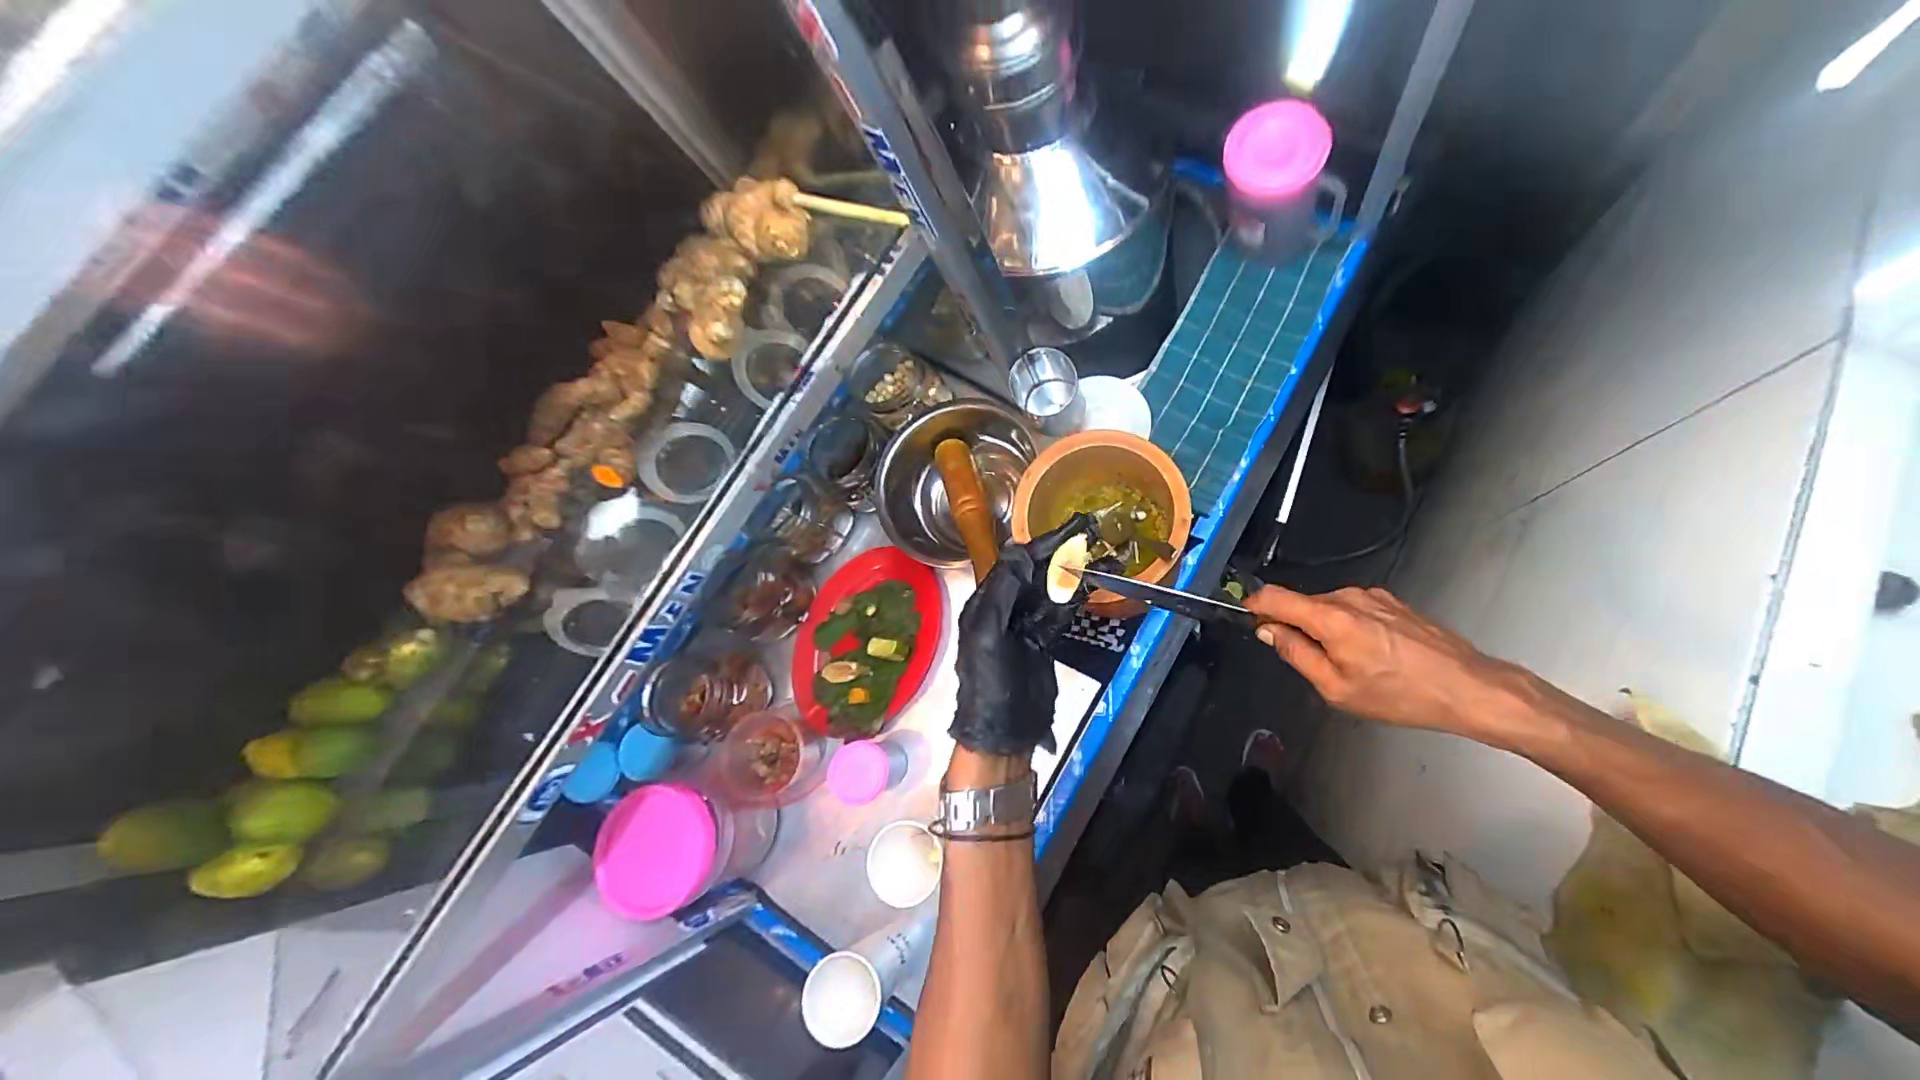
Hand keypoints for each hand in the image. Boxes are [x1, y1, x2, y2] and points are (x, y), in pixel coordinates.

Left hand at [950, 515, 1090, 757]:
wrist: (1004, 729)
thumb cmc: (990, 682)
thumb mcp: (989, 635)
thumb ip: (1002, 592)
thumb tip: (1017, 550)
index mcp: (986, 602)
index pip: (1016, 562)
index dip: (1044, 542)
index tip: (1073, 527)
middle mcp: (1004, 608)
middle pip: (1036, 572)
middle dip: (1064, 553)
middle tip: (1095, 534)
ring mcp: (1025, 624)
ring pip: (1052, 590)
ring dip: (1076, 574)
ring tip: (1107, 559)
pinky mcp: (1042, 640)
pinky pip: (1060, 612)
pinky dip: (1076, 599)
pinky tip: (1095, 586)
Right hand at [1243, 584, 1545, 744]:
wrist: (1470, 688)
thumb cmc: (1401, 694)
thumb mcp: (1336, 688)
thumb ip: (1296, 654)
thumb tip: (1268, 631)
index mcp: (1330, 617)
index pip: (1273, 596)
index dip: (1253, 605)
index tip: (1247, 620)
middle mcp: (1348, 597)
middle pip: (1300, 603)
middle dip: (1292, 626)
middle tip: (1308, 662)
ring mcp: (1373, 596)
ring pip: (1326, 607)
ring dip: (1321, 628)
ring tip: (1347, 663)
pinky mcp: (1391, 601)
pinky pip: (1351, 609)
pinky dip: (1346, 626)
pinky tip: (1370, 655)